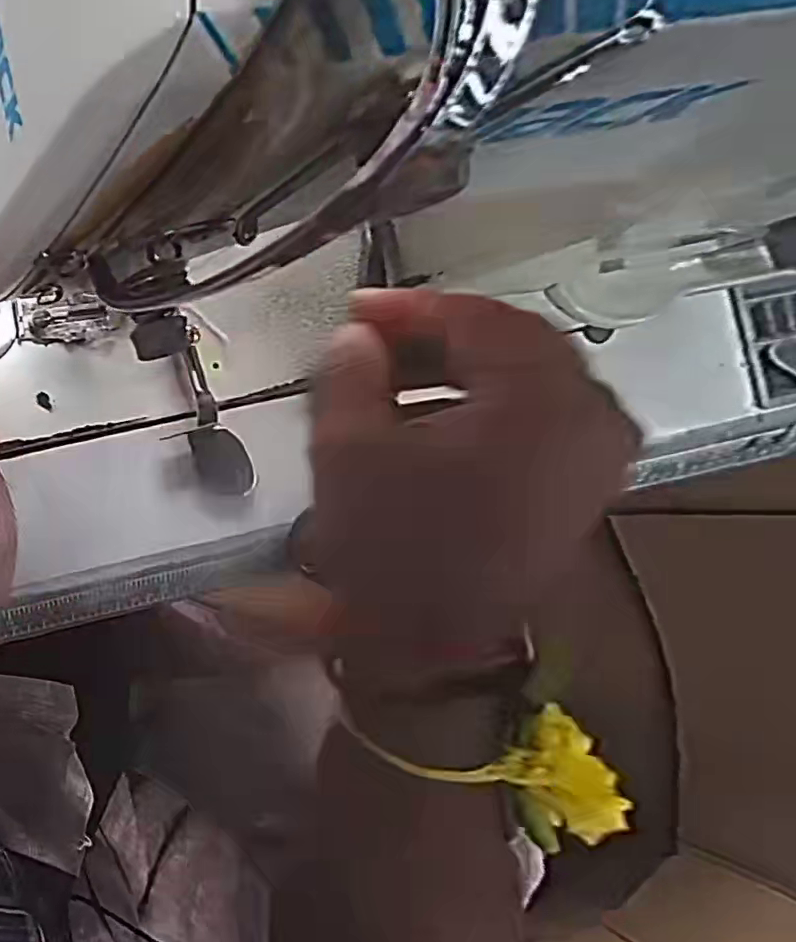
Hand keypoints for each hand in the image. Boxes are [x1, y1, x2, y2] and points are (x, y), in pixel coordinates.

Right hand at [309, 289, 638, 691]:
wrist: (428, 633)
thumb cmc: (387, 538)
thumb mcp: (347, 451)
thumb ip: (349, 380)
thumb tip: (355, 337)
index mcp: (541, 402)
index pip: (484, 322)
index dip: (412, 308)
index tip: (354, 308)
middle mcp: (592, 417)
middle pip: (514, 347)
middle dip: (434, 337)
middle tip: (366, 339)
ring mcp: (594, 453)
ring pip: (523, 382)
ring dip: (452, 370)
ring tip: (384, 378)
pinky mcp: (577, 481)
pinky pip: (529, 417)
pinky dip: (474, 403)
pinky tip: (420, 417)